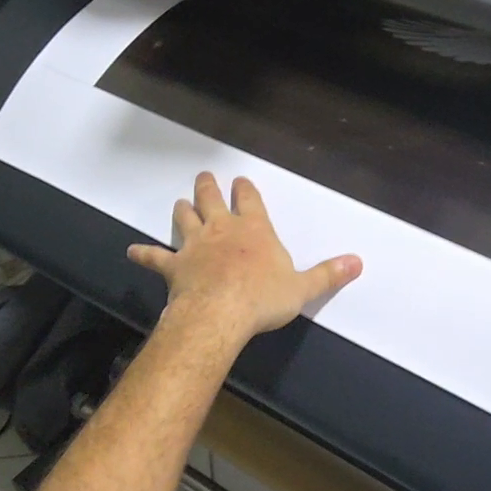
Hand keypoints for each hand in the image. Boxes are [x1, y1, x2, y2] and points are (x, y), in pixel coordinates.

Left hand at [127, 172, 361, 342]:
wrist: (220, 313)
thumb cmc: (264, 298)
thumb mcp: (303, 288)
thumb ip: (328, 274)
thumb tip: (358, 262)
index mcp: (254, 229)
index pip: (249, 199)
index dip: (245, 189)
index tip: (240, 181)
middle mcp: (222, 229)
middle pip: (210, 199)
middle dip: (208, 188)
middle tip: (204, 178)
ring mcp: (194, 246)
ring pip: (184, 219)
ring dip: (182, 211)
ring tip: (180, 204)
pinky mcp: (174, 267)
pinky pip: (155, 257)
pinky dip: (144, 254)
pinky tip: (132, 251)